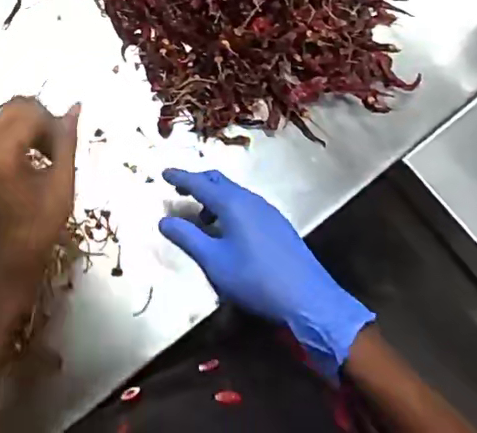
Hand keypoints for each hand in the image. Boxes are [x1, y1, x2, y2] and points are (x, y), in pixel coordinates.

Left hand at [0, 98, 79, 318]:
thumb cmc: (31, 240)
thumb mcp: (59, 192)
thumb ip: (66, 146)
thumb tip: (75, 109)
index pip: (31, 111)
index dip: (54, 125)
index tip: (65, 151)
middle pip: (13, 108)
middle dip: (39, 121)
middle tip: (56, 152)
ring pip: (1, 120)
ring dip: (25, 130)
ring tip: (43, 161)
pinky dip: (10, 141)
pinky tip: (24, 168)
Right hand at [159, 169, 373, 381]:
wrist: (312, 302)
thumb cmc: (257, 280)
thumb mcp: (215, 262)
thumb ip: (187, 238)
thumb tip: (164, 221)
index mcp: (232, 203)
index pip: (199, 182)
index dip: (179, 177)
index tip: (163, 173)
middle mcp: (250, 200)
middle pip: (219, 181)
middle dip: (198, 182)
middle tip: (181, 189)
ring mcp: (268, 212)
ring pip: (234, 193)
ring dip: (215, 197)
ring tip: (202, 216)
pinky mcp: (280, 226)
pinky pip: (247, 205)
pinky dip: (230, 208)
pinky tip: (229, 231)